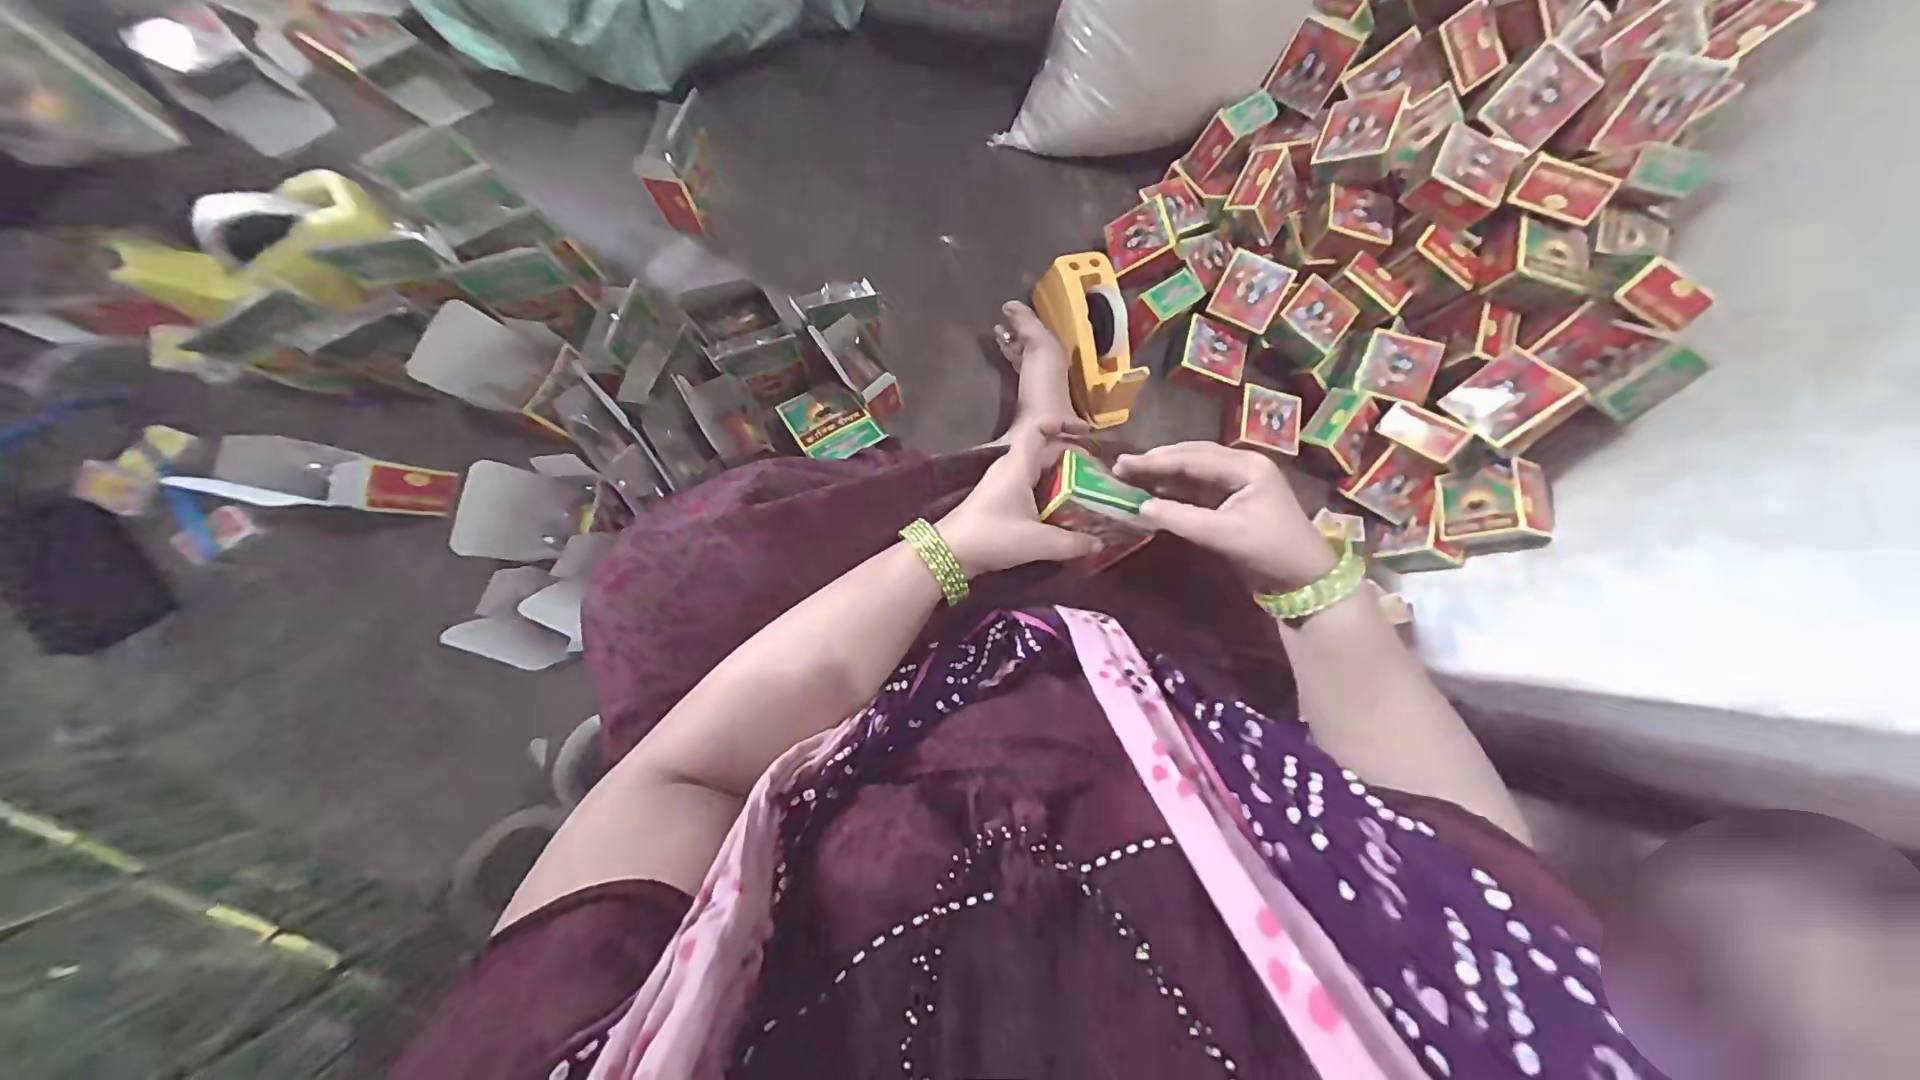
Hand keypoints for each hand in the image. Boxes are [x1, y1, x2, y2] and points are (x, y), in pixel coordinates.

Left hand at [936, 420, 1103, 576]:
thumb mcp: (1037, 542)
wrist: (950, 553)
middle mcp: (1010, 468)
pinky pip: (1028, 487)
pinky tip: (1060, 513)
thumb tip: (1099, 544)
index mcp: (1018, 466)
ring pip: (1037, 471)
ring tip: (1085, 494)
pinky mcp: (998, 500)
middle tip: (1096, 475)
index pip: (1039, 429)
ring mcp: (1002, 484)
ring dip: (1060, 478)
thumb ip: (1072, 543)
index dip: (1063, 424)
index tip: (1087, 433)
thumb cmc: (992, 536)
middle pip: (1044, 451)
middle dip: (1072, 458)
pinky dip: (1047, 493)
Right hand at [1113, 442, 1336, 591]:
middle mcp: (1241, 465)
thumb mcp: (1224, 534)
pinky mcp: (1232, 499)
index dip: (1155, 461)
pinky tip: (1153, 492)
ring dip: (1163, 474)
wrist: (1303, 578)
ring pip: (1193, 470)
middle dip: (1156, 462)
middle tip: (1122, 467)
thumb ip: (1181, 518)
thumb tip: (1141, 507)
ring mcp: (1237, 481)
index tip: (1123, 464)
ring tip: (1132, 476)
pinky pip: (1197, 487)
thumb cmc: (1269, 550)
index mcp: (1246, 466)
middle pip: (1191, 457)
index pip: (1192, 457)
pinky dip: (1174, 489)